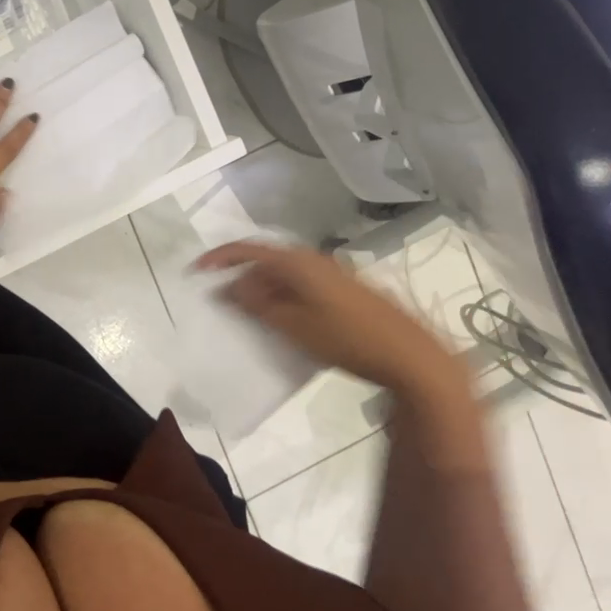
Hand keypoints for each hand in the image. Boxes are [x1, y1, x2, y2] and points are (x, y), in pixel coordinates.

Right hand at [198, 241, 465, 397]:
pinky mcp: (347, 292)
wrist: (414, 360)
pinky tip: (283, 322)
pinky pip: (302, 286)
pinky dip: (283, 297)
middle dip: (241, 278)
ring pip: (285, 275)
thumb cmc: (349, 340)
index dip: (219, 257)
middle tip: (224, 302)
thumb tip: (228, 288)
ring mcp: (334, 275)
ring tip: (251, 315)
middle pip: (266, 261)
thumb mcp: (293, 326)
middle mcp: (315, 260)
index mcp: (298, 262)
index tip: (196, 271)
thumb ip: (256, 304)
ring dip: (263, 290)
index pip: (247, 249)